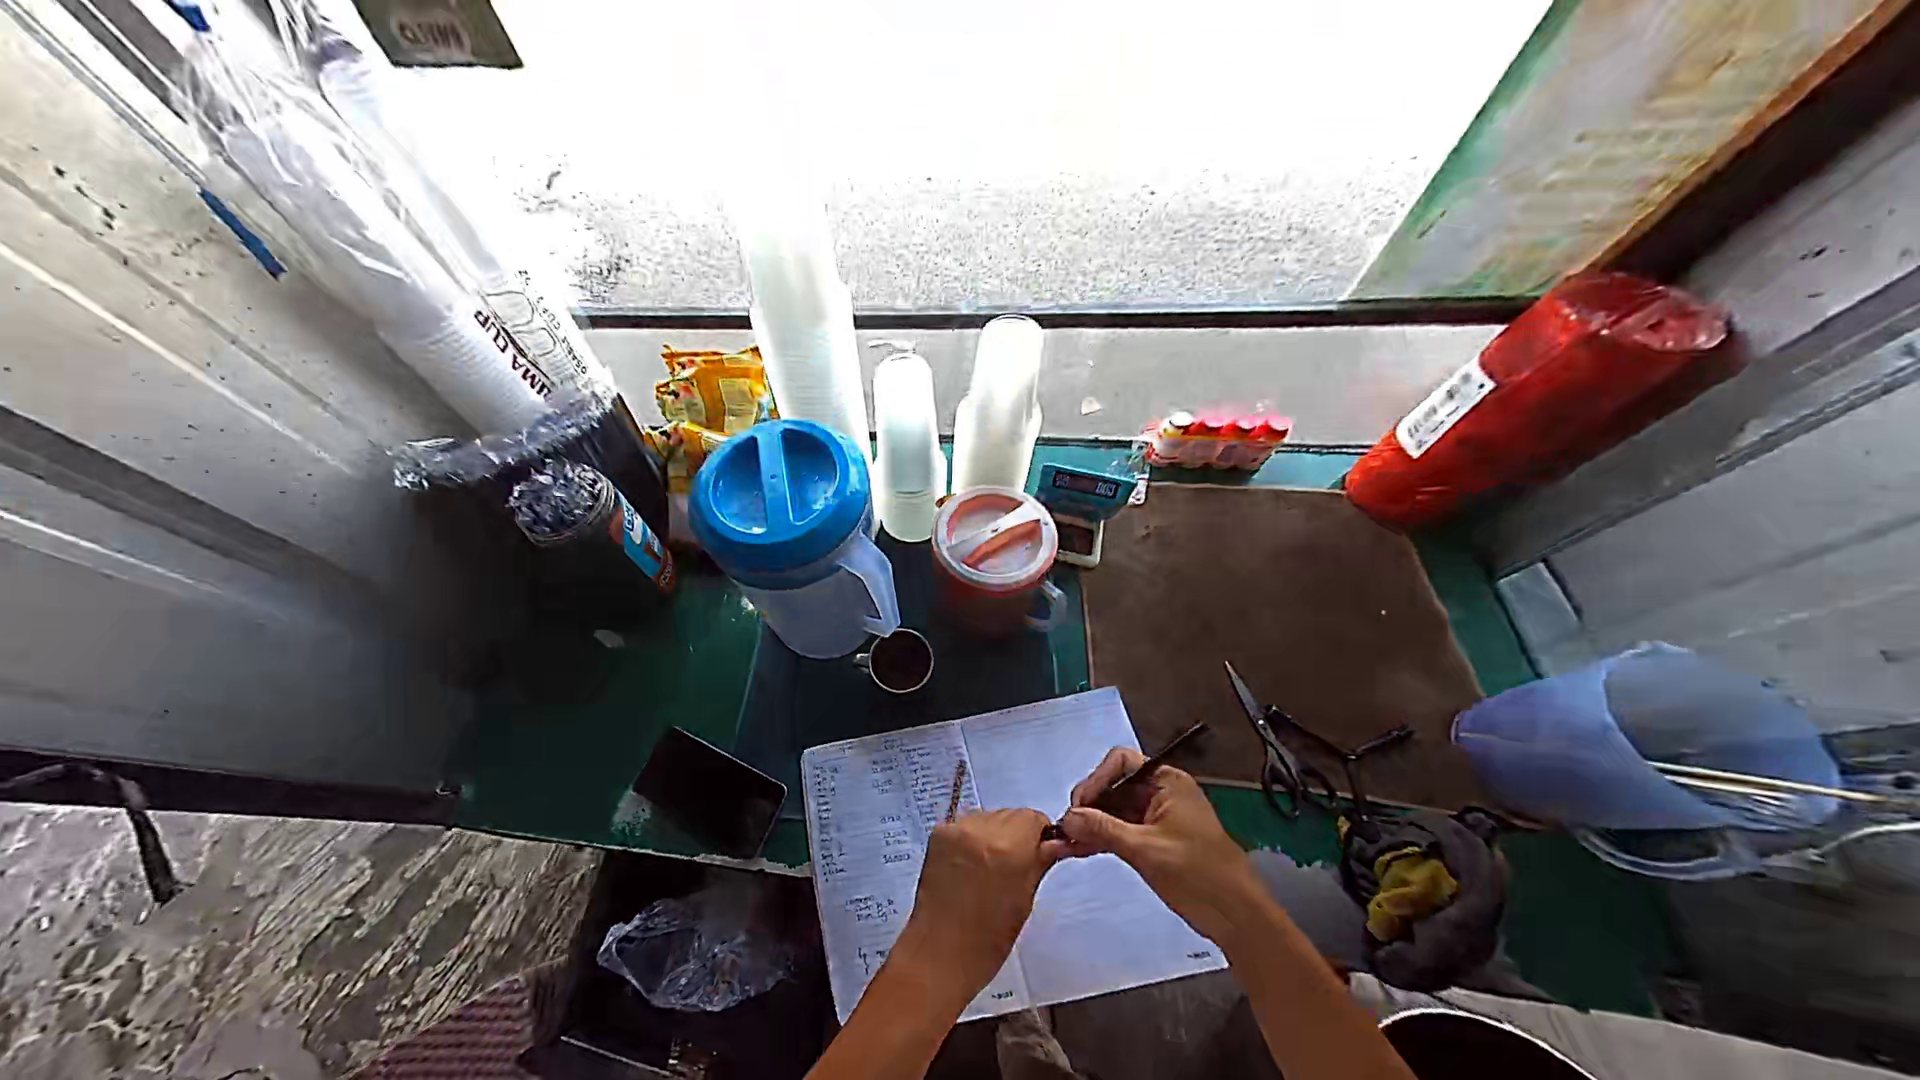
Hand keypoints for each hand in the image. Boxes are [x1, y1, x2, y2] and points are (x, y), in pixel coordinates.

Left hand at [888, 808, 1066, 1003]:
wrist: (939, 953)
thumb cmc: (988, 939)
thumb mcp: (1024, 900)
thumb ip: (1039, 862)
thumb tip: (1057, 842)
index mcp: (1009, 848)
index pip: (1033, 818)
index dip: (1039, 835)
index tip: (1038, 852)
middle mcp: (982, 830)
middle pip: (1010, 814)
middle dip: (1017, 834)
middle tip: (1013, 864)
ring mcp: (957, 830)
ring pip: (988, 816)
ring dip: (994, 833)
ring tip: (988, 866)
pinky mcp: (938, 834)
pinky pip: (965, 824)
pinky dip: (971, 837)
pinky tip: (969, 864)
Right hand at [1057, 747, 1268, 946]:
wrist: (1238, 917)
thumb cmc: (1198, 874)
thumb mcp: (1145, 849)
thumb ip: (1103, 829)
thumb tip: (1067, 818)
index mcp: (1167, 781)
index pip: (1121, 763)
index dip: (1096, 780)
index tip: (1079, 806)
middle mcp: (1161, 792)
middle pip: (1114, 786)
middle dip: (1089, 806)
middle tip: (1067, 829)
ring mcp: (1158, 816)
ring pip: (1114, 811)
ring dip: (1091, 825)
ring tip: (1066, 843)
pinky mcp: (1155, 840)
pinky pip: (1121, 830)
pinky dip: (1102, 838)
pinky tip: (1080, 850)